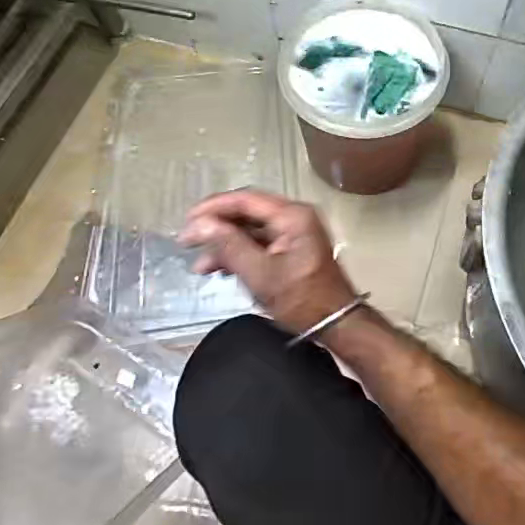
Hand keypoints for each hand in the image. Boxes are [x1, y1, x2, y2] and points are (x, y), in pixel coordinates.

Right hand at [179, 190, 358, 334]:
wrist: (336, 325)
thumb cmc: (302, 300)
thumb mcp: (260, 274)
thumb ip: (228, 246)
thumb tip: (200, 224)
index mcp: (292, 215)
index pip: (245, 200)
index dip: (213, 208)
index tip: (188, 220)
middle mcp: (294, 216)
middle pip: (246, 213)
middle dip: (216, 228)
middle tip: (189, 241)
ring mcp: (294, 232)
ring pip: (250, 230)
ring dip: (225, 244)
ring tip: (201, 264)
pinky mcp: (291, 248)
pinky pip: (259, 243)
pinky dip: (239, 254)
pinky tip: (219, 269)